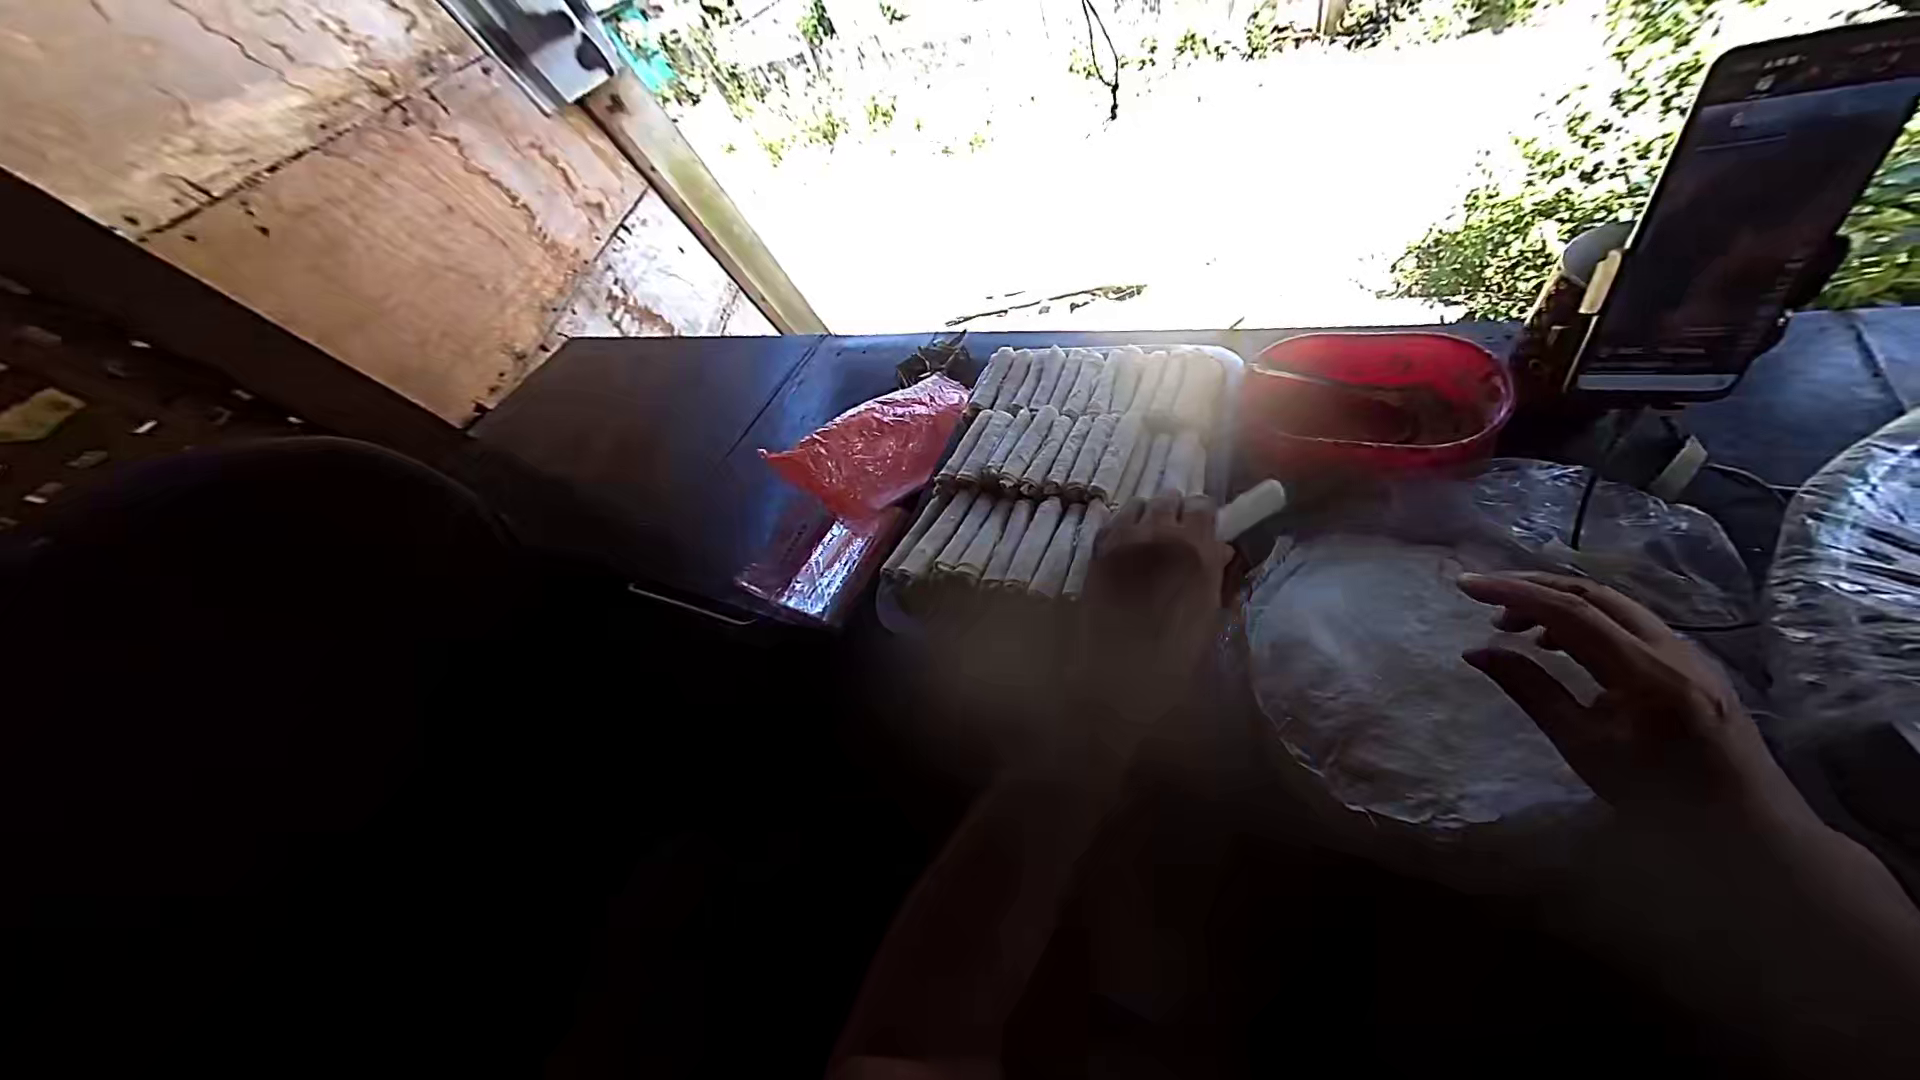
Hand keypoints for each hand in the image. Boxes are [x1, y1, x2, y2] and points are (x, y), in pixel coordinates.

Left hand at [1077, 492, 1232, 727]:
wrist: (1122, 668)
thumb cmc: (1176, 650)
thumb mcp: (1211, 611)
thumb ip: (1216, 573)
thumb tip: (1219, 550)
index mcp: (1197, 548)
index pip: (1203, 504)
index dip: (1203, 513)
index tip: (1202, 524)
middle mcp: (1160, 533)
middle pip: (1168, 498)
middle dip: (1174, 510)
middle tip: (1175, 530)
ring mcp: (1124, 538)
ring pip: (1138, 504)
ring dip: (1146, 514)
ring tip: (1148, 535)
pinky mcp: (1098, 550)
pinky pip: (1111, 521)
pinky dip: (1121, 526)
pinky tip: (1124, 545)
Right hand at [1457, 572, 1809, 829]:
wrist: (1750, 830)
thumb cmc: (1658, 795)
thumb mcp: (1581, 744)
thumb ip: (1530, 690)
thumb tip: (1476, 652)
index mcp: (1646, 672)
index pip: (1570, 611)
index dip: (1513, 592)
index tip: (1466, 585)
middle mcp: (1673, 651)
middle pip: (1594, 595)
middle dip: (1532, 585)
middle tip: (1483, 594)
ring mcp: (1689, 655)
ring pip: (1613, 605)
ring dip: (1556, 602)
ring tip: (1512, 623)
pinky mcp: (1691, 664)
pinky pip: (1627, 623)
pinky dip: (1581, 619)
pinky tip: (1555, 642)